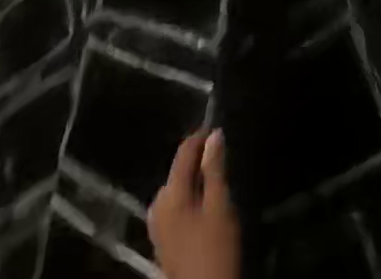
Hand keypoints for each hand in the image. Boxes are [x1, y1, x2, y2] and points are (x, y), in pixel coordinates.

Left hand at [149, 129, 238, 278]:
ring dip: (195, 183)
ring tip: (218, 189)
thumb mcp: (220, 207)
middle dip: (199, 163)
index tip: (218, 131)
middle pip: (179, 170)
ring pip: (178, 189)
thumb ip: (214, 169)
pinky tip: (205, 212)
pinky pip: (175, 207)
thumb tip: (214, 134)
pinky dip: (190, 201)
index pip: (183, 151)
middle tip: (223, 165)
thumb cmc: (215, 250)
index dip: (200, 137)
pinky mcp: (161, 239)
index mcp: (170, 192)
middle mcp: (157, 203)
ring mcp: (157, 223)